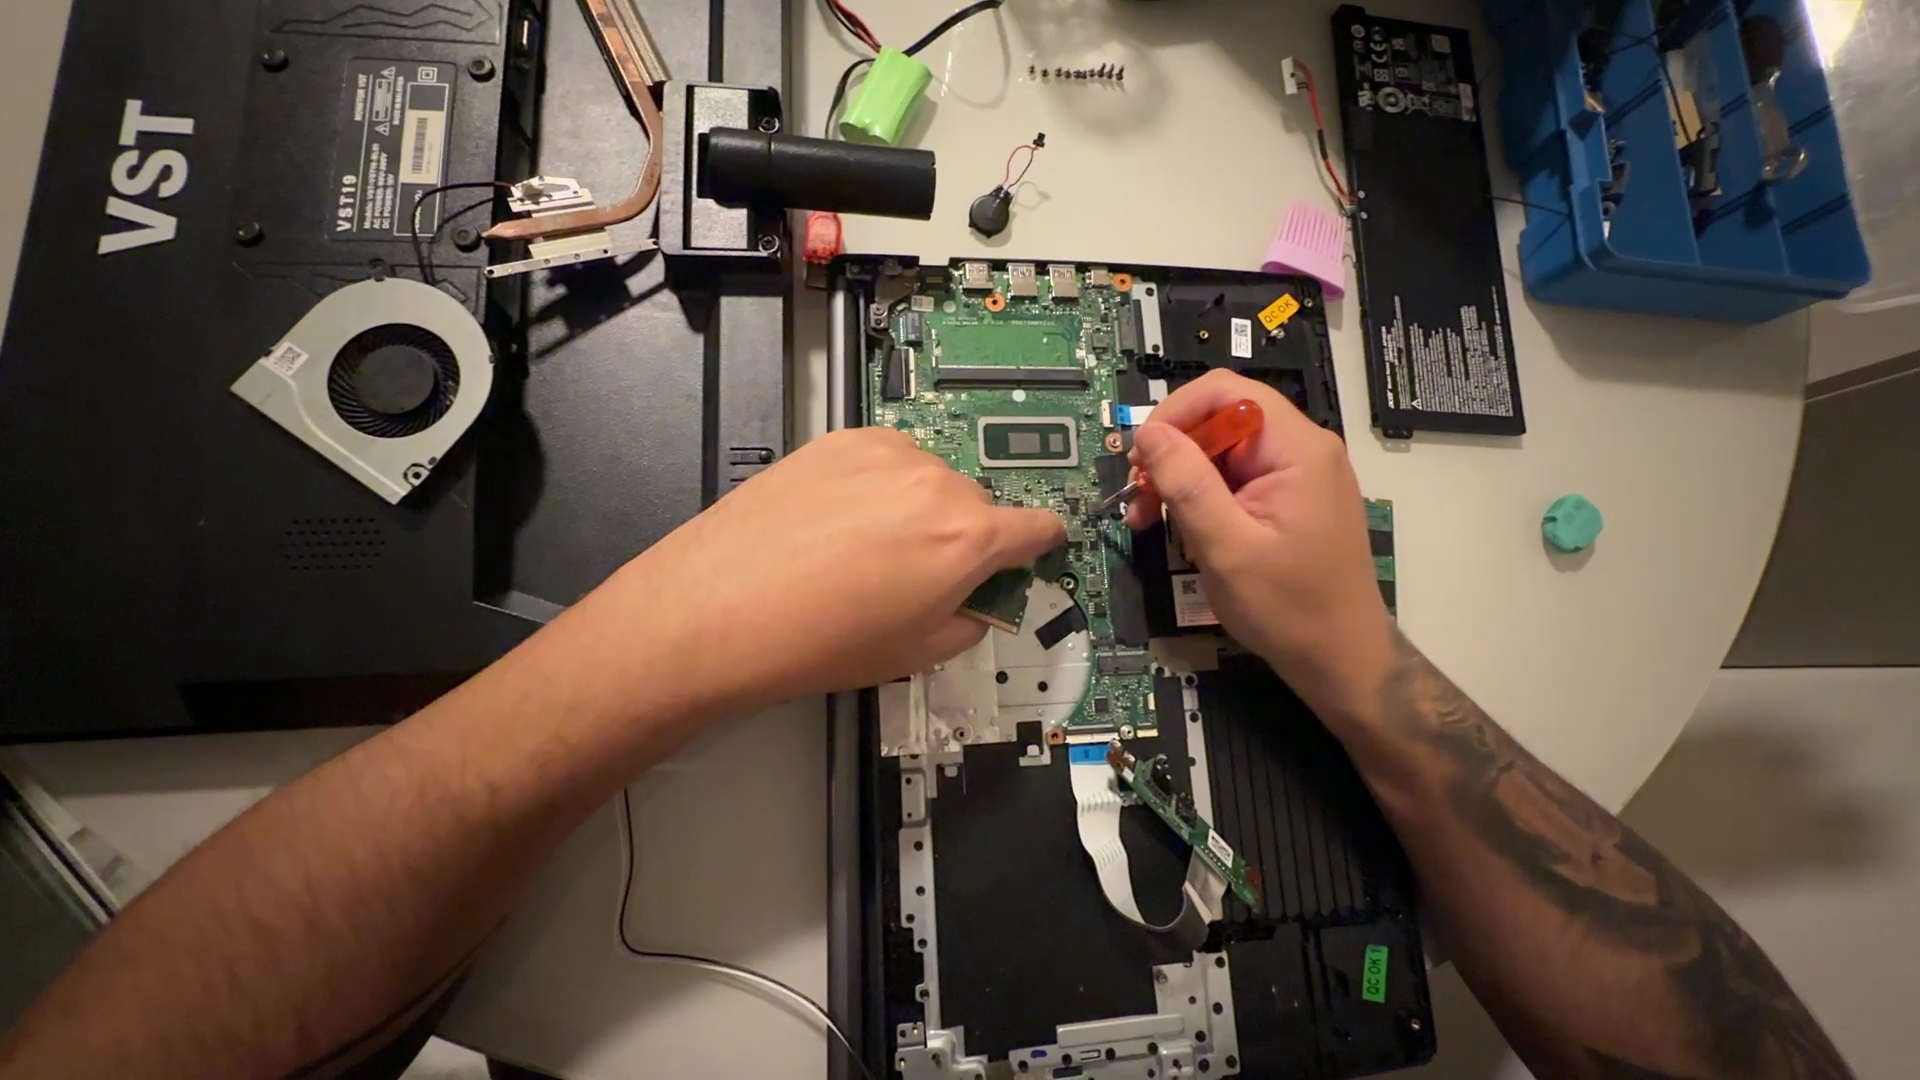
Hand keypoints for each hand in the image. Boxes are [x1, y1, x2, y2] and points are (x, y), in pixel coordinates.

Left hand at [607, 428, 1063, 712]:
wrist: (716, 611)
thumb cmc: (810, 640)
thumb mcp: (916, 652)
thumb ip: (972, 618)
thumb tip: (982, 600)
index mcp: (966, 539)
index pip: (1037, 526)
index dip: (1039, 543)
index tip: (1033, 548)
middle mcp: (933, 484)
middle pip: (978, 506)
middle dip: (965, 538)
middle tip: (923, 575)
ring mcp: (884, 455)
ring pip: (930, 480)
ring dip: (919, 508)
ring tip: (867, 552)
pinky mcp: (840, 442)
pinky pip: (886, 460)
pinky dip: (879, 485)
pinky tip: (841, 525)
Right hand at [1122, 370, 1391, 716]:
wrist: (1339, 659)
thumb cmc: (1287, 607)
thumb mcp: (1226, 546)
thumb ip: (1186, 483)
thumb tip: (1147, 432)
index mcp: (1296, 449)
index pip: (1225, 392)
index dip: (1174, 413)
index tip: (1140, 457)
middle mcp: (1301, 449)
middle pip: (1220, 421)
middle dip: (1171, 454)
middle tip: (1137, 499)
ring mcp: (1296, 475)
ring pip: (1220, 452)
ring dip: (1178, 480)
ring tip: (1147, 520)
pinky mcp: (1287, 499)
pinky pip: (1233, 480)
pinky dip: (1199, 498)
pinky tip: (1178, 528)